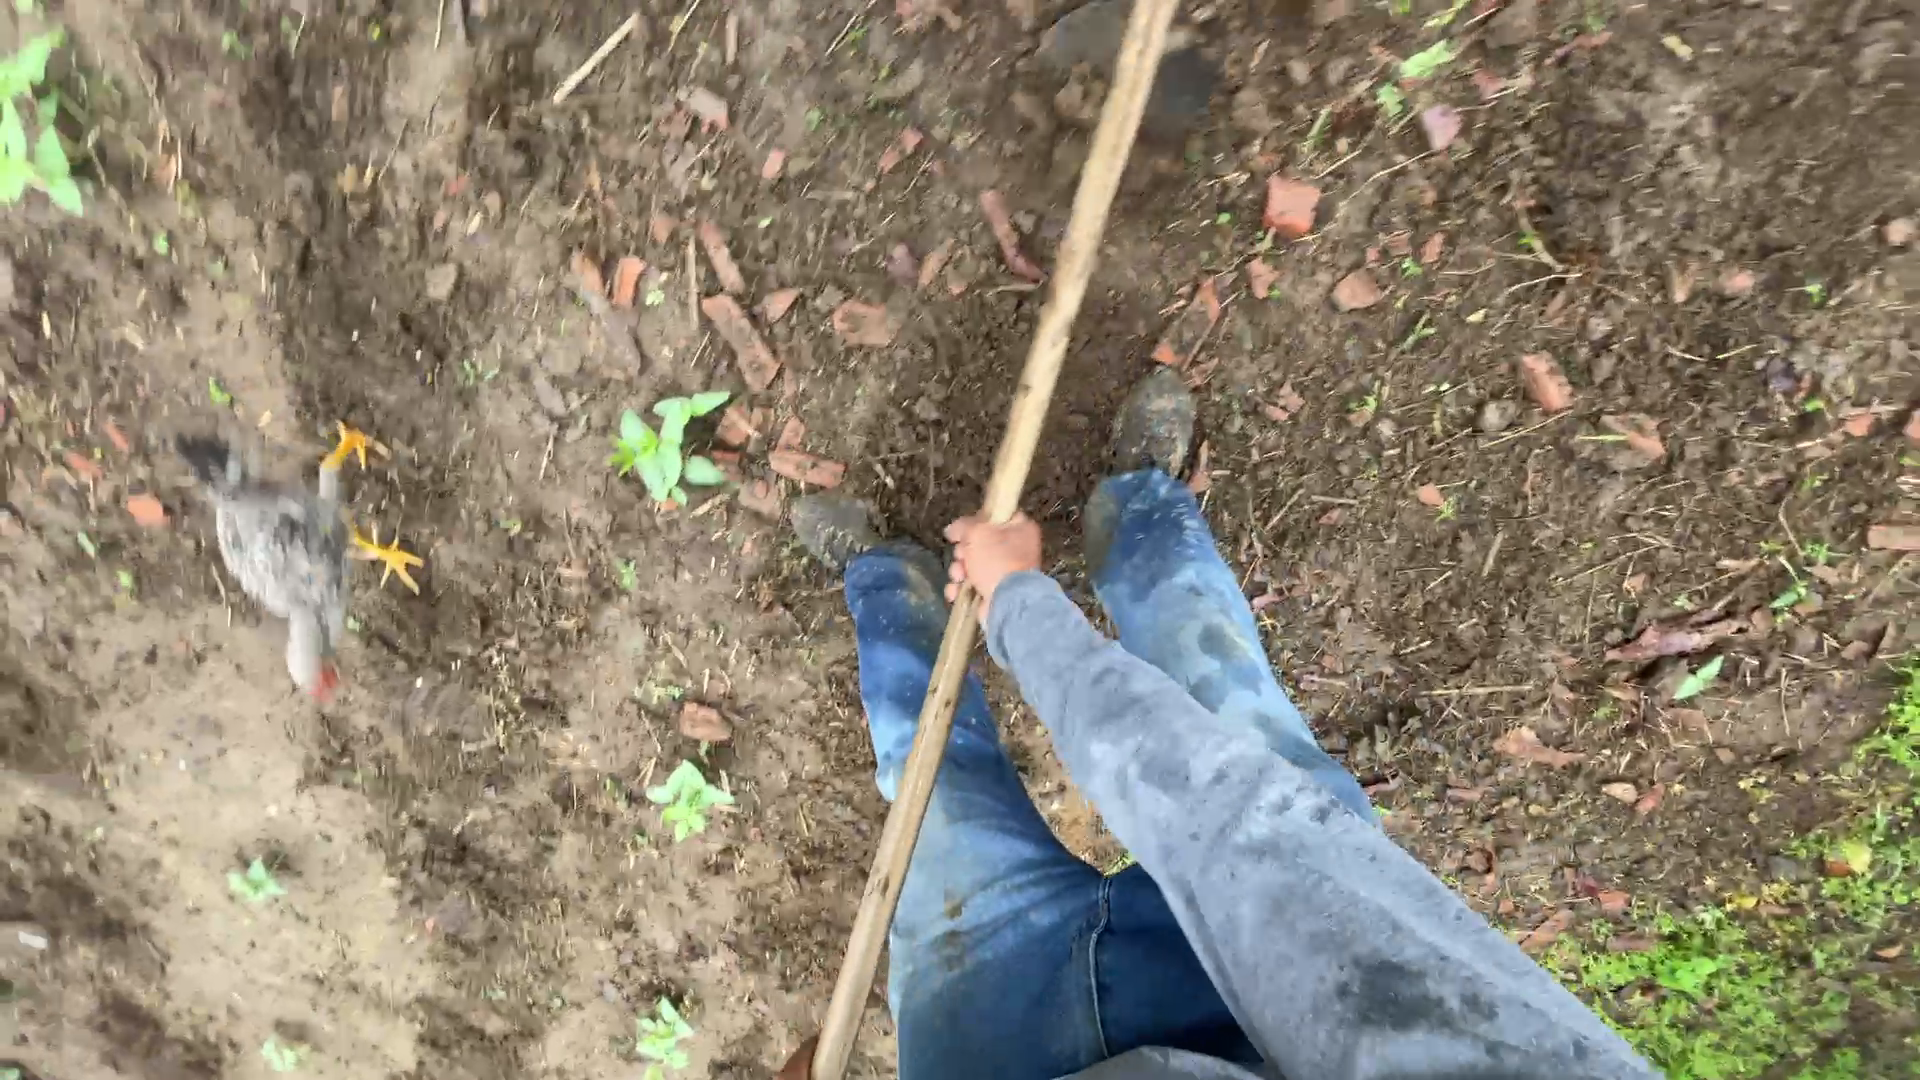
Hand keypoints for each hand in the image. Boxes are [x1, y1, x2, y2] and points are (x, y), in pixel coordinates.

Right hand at [944, 512, 1042, 617]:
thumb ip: (963, 526)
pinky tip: (956, 593)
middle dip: (962, 552)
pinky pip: (972, 585)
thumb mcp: (977, 533)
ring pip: (972, 565)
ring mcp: (1006, 573)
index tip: (961, 530)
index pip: (996, 516)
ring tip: (959, 577)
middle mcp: (1016, 549)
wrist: (1008, 602)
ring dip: (958, 571)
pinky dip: (961, 589)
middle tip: (961, 556)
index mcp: (1020, 529)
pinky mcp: (995, 593)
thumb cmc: (996, 560)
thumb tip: (951, 530)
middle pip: (980, 543)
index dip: (975, 521)